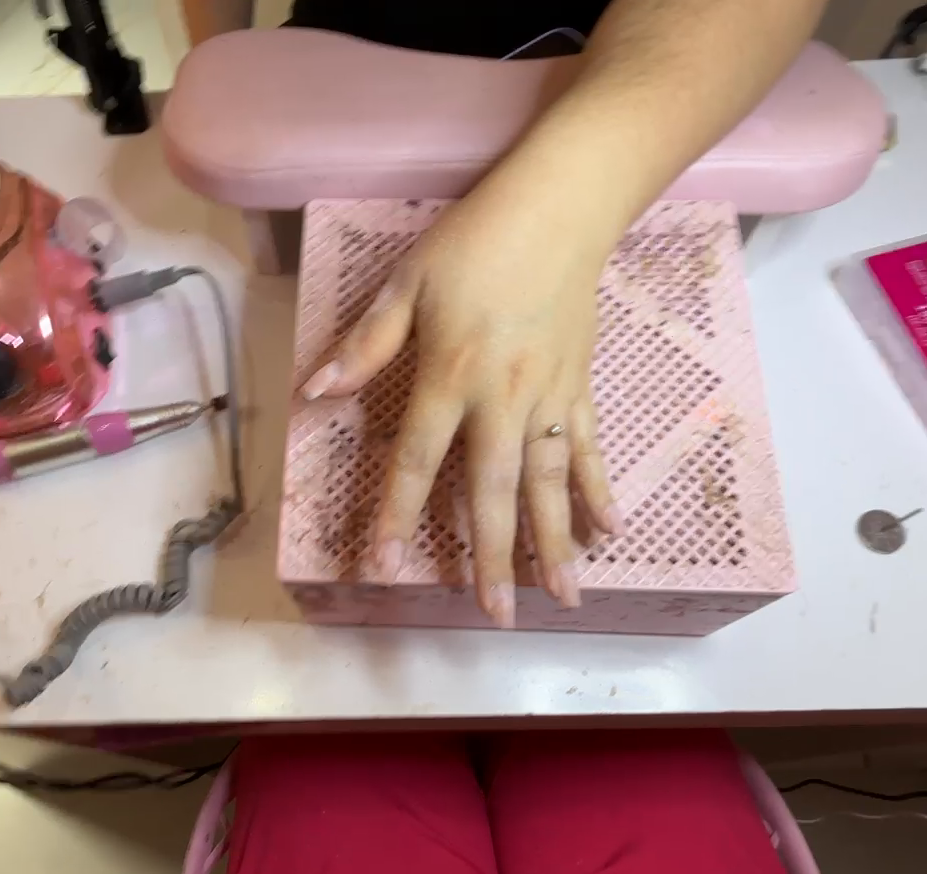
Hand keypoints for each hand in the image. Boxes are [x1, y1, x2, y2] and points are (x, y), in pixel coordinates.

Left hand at [299, 194, 624, 627]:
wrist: (563, 206)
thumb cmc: (478, 240)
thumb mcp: (409, 281)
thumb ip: (366, 343)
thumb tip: (316, 392)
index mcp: (451, 375)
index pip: (417, 460)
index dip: (397, 516)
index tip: (386, 568)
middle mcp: (504, 400)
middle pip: (492, 491)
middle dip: (490, 556)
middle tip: (495, 614)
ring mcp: (550, 399)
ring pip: (550, 483)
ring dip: (554, 543)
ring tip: (563, 596)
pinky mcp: (580, 389)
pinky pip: (589, 448)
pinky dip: (599, 490)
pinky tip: (611, 532)